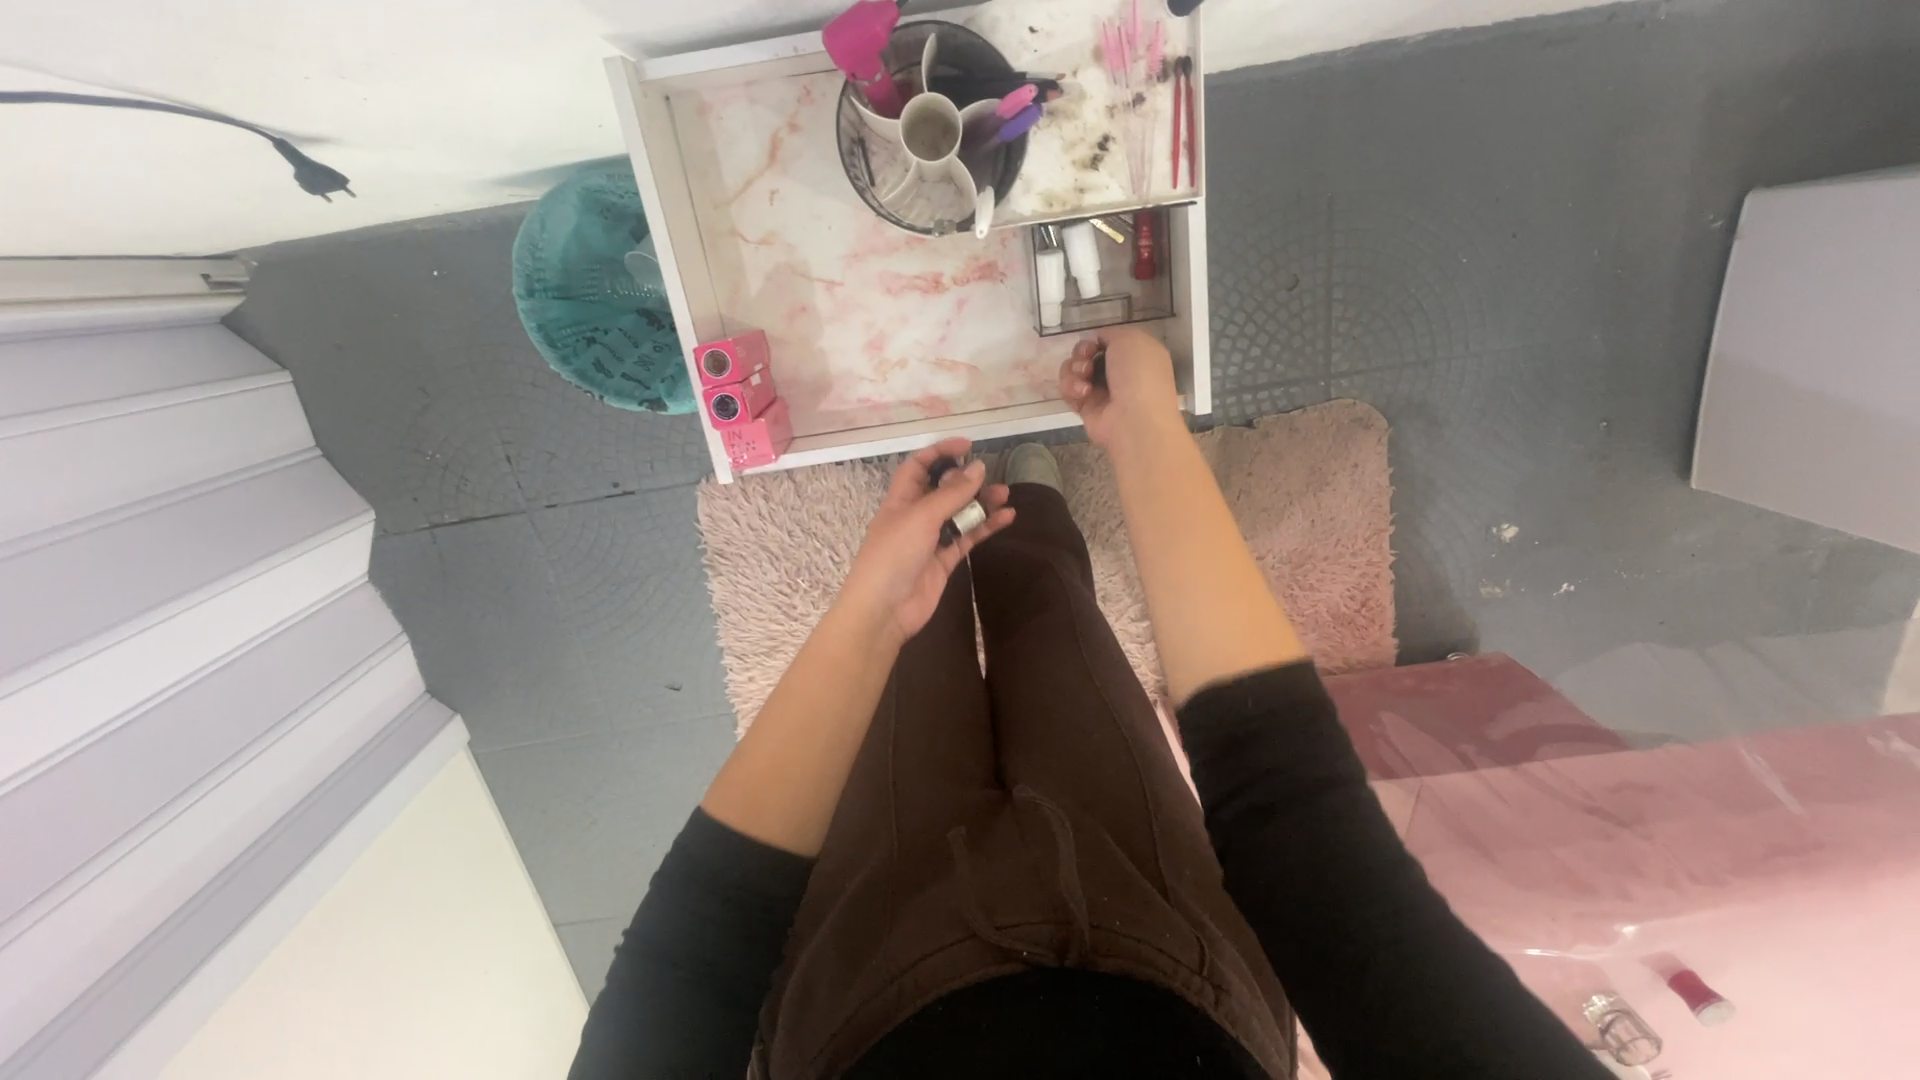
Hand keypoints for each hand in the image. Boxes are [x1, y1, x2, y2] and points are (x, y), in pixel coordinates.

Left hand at [839, 437, 1014, 643]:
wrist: (884, 610)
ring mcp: (930, 540)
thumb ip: (952, 494)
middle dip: (966, 480)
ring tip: (1005, 495)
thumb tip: (978, 467)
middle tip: (990, 476)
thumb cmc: (893, 556)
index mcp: (900, 500)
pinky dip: (985, 527)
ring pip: (959, 514)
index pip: (918, 466)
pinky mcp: (944, 561)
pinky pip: (967, 538)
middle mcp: (914, 516)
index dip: (939, 452)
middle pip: (943, 490)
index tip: (968, 445)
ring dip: (981, 503)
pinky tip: (1005, 518)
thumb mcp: (921, 517)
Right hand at [1058, 327, 1182, 449]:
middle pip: (1086, 354)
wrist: (1133, 418)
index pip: (1106, 341)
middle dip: (1081, 353)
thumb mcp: (1130, 338)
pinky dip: (1071, 388)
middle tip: (1087, 361)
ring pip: (1073, 370)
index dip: (1096, 340)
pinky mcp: (1085, 407)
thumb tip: (1096, 343)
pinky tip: (1083, 394)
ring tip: (1084, 379)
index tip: (1094, 345)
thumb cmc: (1138, 374)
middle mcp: (1119, 371)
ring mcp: (1101, 390)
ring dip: (1074, 370)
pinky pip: (1068, 390)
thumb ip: (1109, 334)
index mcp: (1135, 354)